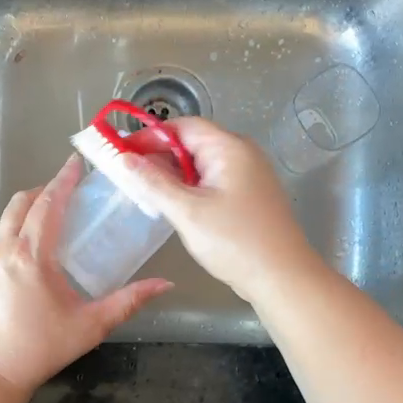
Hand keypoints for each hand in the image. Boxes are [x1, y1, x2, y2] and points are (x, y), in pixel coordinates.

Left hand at [0, 155, 173, 393]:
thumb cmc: (43, 348)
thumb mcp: (91, 325)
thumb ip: (128, 302)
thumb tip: (164, 284)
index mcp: (32, 256)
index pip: (48, 205)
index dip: (63, 181)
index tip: (76, 163)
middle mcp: (6, 250)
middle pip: (21, 204)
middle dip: (44, 189)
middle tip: (68, 187)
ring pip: (6, 218)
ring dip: (28, 206)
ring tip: (52, 209)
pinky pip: (0, 235)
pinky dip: (16, 224)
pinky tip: (33, 239)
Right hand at [118, 117, 321, 303]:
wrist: (281, 276)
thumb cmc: (234, 241)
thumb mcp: (188, 212)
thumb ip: (154, 183)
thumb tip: (125, 158)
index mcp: (229, 147)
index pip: (183, 126)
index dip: (150, 136)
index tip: (121, 152)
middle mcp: (241, 153)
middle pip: (192, 143)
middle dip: (159, 156)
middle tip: (128, 176)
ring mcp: (247, 175)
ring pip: (201, 165)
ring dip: (172, 175)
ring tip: (144, 192)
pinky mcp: (247, 196)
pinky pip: (212, 182)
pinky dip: (189, 188)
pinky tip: (172, 205)